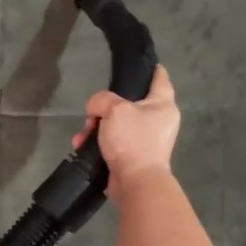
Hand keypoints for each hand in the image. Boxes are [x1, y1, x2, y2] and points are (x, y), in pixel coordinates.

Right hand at [73, 66, 179, 188]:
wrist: (135, 182)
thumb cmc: (133, 140)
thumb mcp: (115, 109)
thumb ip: (102, 100)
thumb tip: (96, 110)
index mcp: (162, 104)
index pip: (159, 76)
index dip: (147, 67)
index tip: (132, 63)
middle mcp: (158, 120)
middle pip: (129, 102)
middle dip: (105, 107)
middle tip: (93, 112)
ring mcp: (146, 139)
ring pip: (117, 123)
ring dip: (96, 127)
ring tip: (83, 135)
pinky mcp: (133, 155)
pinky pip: (113, 141)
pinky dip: (98, 142)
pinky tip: (82, 145)